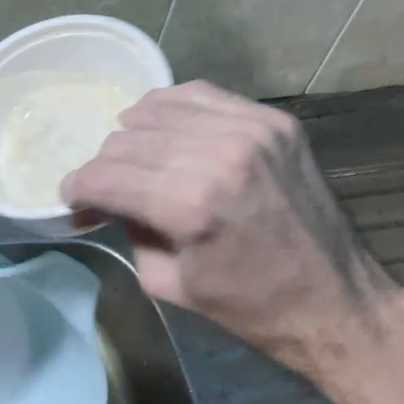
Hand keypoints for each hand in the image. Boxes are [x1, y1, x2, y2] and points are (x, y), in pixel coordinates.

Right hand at [62, 81, 403, 395]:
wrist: (332, 301)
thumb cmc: (248, 308)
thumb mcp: (169, 283)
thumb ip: (132, 232)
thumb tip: (110, 202)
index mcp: (190, 206)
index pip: (107, 176)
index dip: (77, 187)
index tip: (71, 199)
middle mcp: (218, 155)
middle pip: (127, 139)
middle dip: (104, 165)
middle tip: (103, 189)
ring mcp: (251, 130)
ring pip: (161, 108)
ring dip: (134, 135)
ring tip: (134, 160)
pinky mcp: (274, 122)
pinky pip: (203, 96)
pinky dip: (173, 112)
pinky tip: (165, 132)